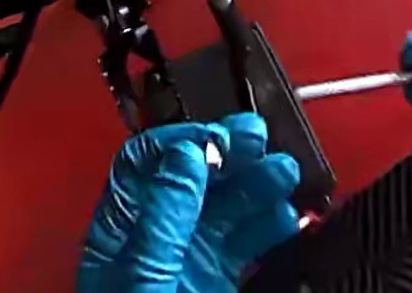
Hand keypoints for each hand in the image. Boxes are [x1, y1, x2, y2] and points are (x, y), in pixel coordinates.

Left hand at [78, 113, 301, 292]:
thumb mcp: (145, 281)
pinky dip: (268, 227)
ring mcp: (186, 264)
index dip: (183, 140)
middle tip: (260, 139)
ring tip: (285, 172)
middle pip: (191, 178)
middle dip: (227, 153)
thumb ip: (164, 219)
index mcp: (124, 231)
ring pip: (223, 209)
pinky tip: (287, 216)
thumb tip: (185, 156)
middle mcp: (154, 239)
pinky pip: (243, 247)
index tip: (218, 135)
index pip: (148, 162)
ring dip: (256, 185)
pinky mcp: (214, 288)